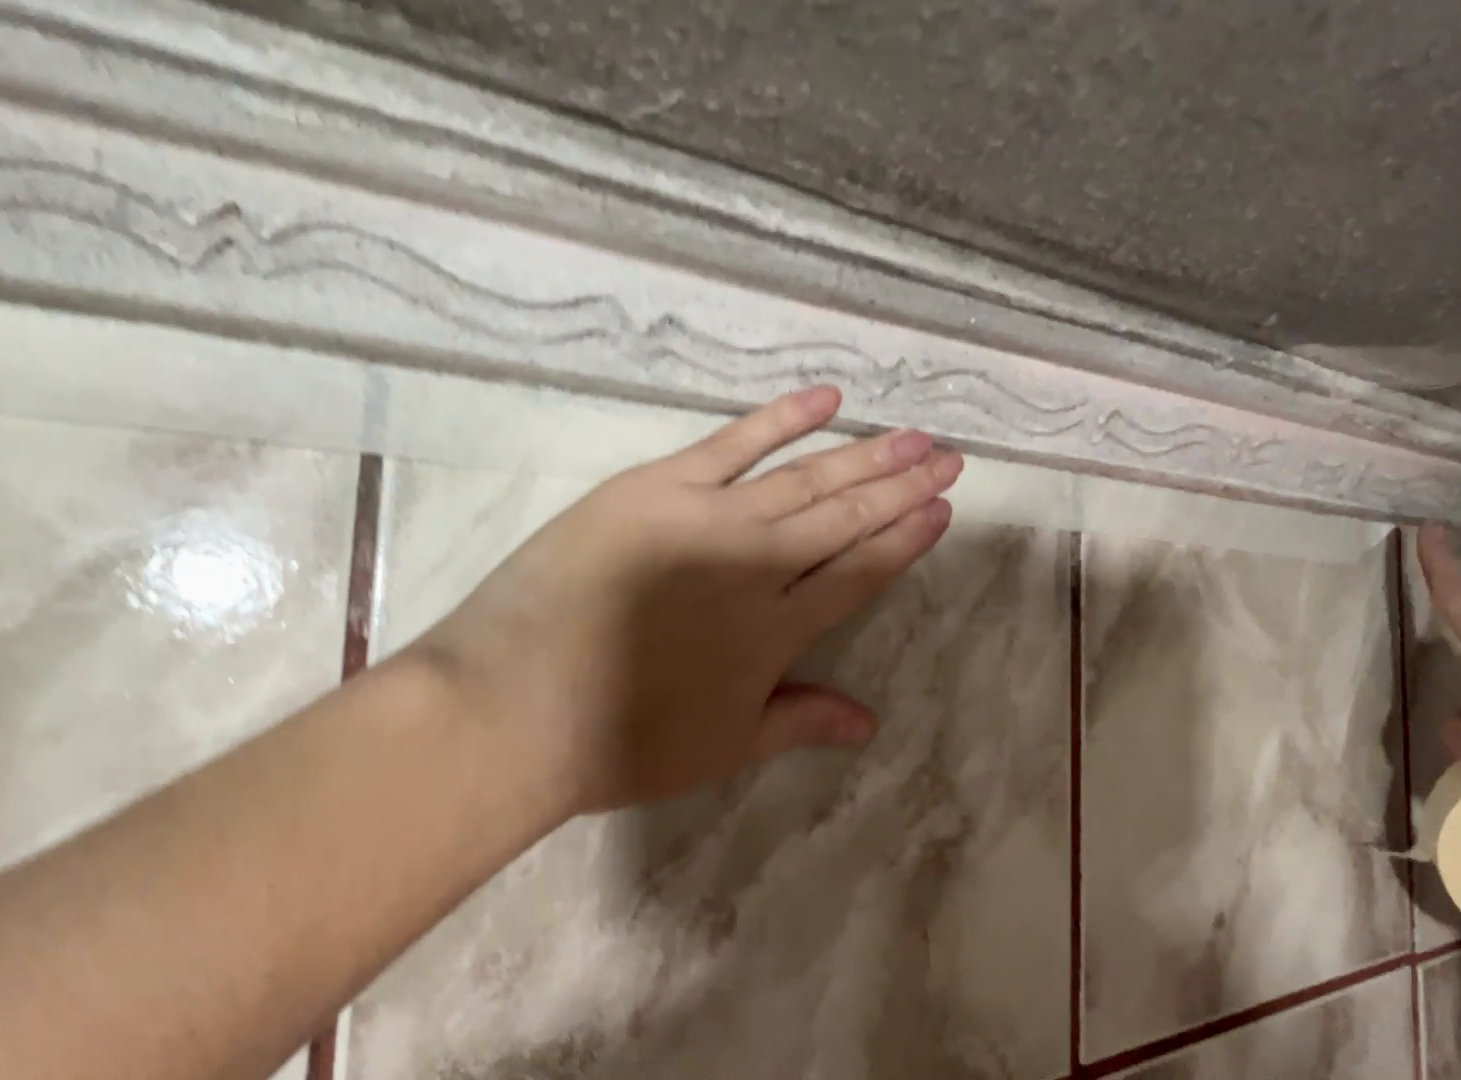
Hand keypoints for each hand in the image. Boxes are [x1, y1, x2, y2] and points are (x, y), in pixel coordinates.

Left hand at [401, 386, 961, 815]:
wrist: (511, 711)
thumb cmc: (616, 744)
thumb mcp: (721, 746)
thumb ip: (798, 720)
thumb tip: (871, 721)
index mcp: (774, 633)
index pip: (858, 573)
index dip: (904, 540)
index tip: (943, 510)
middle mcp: (756, 568)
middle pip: (845, 518)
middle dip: (903, 488)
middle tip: (948, 458)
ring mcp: (707, 519)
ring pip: (804, 478)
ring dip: (864, 455)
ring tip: (911, 437)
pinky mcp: (655, 488)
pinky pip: (731, 444)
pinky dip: (781, 420)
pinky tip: (826, 399)